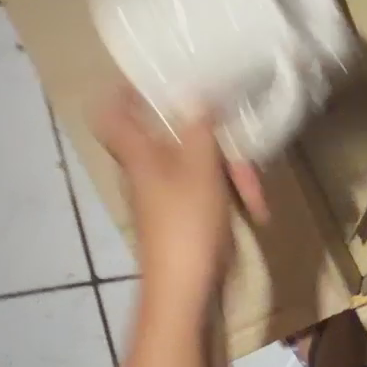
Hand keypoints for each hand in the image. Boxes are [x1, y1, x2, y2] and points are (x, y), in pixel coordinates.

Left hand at [93, 87, 267, 319]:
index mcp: (138, 153)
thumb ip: (198, 127)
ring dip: (230, 170)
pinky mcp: (185, 214)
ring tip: (256, 193)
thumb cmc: (187, 223)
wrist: (185, 288)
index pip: (111, 112)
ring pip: (197, 162)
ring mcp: (166, 193)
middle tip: (241, 143)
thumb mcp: (200, 168)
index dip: (125, 91)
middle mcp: (147, 169)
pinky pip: (208, 187)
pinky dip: (230, 191)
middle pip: (170, 135)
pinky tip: (255, 208)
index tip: (158, 78)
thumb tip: (193, 92)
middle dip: (212, 137)